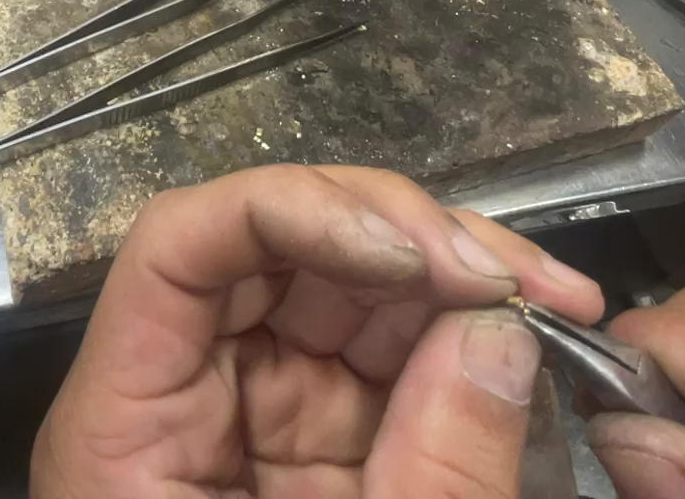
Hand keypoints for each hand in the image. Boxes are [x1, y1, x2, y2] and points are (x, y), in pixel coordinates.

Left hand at [30, 164, 605, 497]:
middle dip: (399, 232)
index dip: (291, 212)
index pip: (180, 243)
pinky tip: (531, 328)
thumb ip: (433, 480)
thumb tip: (502, 331)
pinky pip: (380, 339)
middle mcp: (187, 376)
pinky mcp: (314, 415)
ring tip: (554, 294)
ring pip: (337, 273)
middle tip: (516, 273)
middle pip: (272, 241)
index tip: (412, 257)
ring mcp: (254, 391)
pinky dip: (454, 326)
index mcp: (130, 419)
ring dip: (444, 268)